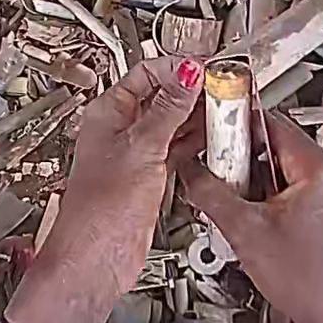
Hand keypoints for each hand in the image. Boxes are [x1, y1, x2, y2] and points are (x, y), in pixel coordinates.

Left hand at [37, 57, 203, 294]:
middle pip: (160, 96)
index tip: (206, 66)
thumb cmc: (101, 207)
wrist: (97, 256)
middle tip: (222, 87)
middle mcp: (120, 130)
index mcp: (108, 112)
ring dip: (196, 115)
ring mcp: (135, 153)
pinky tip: (212, 138)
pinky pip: (175, 149)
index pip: (146, 73)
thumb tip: (187, 74)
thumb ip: (168, 109)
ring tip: (224, 108)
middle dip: (191, 90)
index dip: (177, 67)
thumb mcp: (143, 147)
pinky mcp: (148, 176)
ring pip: (170, 123)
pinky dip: (193, 142)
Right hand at [171, 111, 322, 322]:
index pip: (268, 120)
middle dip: (234, 154)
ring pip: (271, 163)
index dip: (232, 121)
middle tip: (212, 167)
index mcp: (318, 169)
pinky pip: (279, 183)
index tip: (208, 126)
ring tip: (226, 194)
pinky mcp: (317, 207)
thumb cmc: (310, 283)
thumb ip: (210, 193)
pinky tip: (242, 210)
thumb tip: (189, 170)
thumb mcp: (245, 231)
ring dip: (243, 174)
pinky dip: (255, 190)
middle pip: (268, 140)